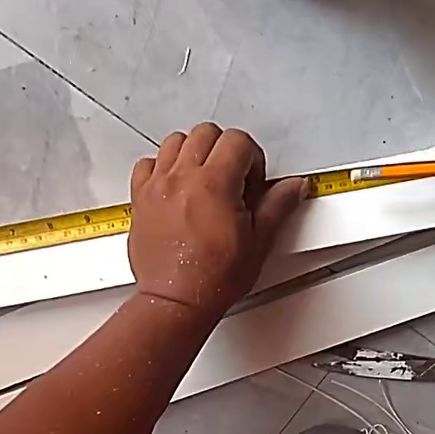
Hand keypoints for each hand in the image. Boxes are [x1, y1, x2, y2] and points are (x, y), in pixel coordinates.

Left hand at [128, 123, 307, 317]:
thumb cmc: (213, 278)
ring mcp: (158, 186)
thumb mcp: (259, 242)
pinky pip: (148, 163)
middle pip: (206, 133)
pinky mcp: (140, 198)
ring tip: (207, 181)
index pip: (238, 141)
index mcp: (214, 185)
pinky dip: (163, 167)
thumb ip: (278, 206)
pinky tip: (178, 187)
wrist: (177, 300)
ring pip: (176, 141)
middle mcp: (182, 179)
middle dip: (226, 150)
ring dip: (195, 153)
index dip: (253, 159)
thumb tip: (293, 187)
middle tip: (234, 180)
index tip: (253, 184)